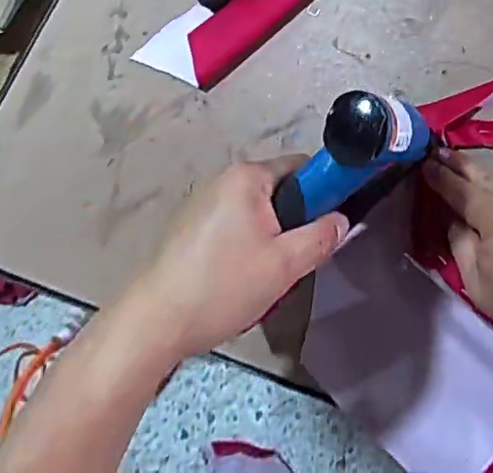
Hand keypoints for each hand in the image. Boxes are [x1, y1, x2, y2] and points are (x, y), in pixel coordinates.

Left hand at [119, 156, 348, 360]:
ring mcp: (202, 202)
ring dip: (269, 237)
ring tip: (263, 275)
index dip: (322, 192)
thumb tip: (341, 220)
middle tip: (293, 258)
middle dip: (293, 221)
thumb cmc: (222, 286)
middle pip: (279, 190)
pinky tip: (235, 279)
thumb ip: (321, 237)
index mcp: (247, 176)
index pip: (302, 166)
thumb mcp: (285, 265)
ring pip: (257, 212)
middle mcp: (224, 179)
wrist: (151, 326)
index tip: (323, 225)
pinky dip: (244, 245)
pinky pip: (233, 225)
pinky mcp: (188, 227)